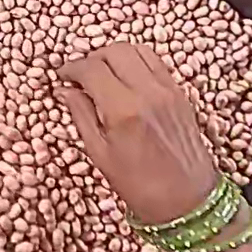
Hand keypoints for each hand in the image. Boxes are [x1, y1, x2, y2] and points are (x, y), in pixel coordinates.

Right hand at [57, 42, 218, 223]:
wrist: (188, 202)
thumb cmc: (140, 186)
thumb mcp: (99, 154)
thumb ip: (81, 115)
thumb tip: (65, 91)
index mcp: (124, 110)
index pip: (91, 69)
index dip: (71, 68)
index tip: (62, 76)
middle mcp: (149, 93)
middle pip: (115, 51)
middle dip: (92, 58)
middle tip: (81, 75)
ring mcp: (169, 91)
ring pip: (137, 50)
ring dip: (115, 56)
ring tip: (103, 75)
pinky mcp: (181, 94)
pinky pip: (155, 63)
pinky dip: (136, 63)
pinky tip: (125, 81)